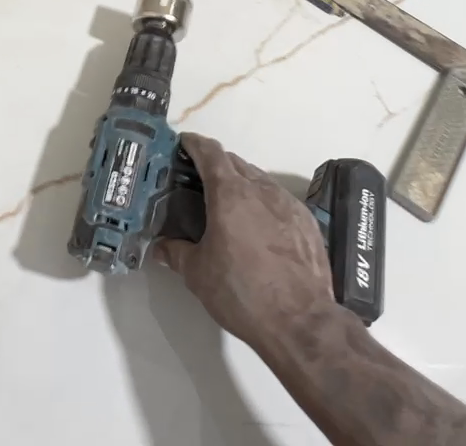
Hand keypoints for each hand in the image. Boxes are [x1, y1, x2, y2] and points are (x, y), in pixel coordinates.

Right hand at [155, 133, 333, 356]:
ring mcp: (288, 203)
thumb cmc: (241, 292)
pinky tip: (258, 226)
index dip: (194, 144)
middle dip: (216, 165)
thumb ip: (176, 253)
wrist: (300, 321)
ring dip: (241, 183)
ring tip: (228, 203)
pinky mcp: (306, 221)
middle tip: (199, 180)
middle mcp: (260, 189)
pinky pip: (279, 200)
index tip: (184, 144)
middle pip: (235, 163)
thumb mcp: (198, 274)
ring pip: (259, 180)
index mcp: (230, 193)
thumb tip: (159, 247)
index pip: (210, 152)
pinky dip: (263, 202)